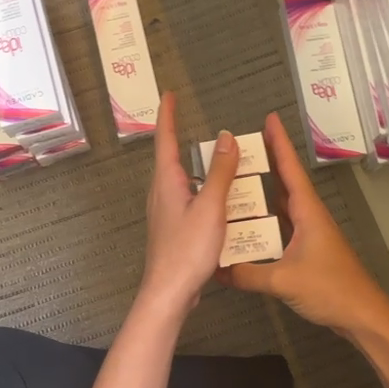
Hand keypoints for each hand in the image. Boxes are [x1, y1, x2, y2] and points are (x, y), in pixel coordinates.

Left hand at [140, 92, 241, 312]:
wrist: (169, 293)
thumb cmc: (187, 249)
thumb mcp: (211, 207)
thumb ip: (221, 173)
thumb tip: (226, 138)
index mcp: (166, 181)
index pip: (165, 139)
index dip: (168, 115)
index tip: (169, 94)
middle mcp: (161, 193)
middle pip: (173, 159)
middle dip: (187, 142)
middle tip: (207, 129)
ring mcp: (165, 212)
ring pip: (184, 182)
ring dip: (202, 171)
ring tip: (227, 164)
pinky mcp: (173, 229)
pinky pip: (190, 200)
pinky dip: (206, 193)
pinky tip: (224, 202)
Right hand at [226, 113, 388, 333]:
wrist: (362, 316)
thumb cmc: (330, 289)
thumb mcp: (284, 281)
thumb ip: (248, 274)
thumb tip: (217, 270)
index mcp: (307, 212)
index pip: (290, 169)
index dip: (279, 143)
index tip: (269, 118)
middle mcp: (308, 217)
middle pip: (284, 182)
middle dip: (265, 162)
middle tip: (238, 148)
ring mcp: (308, 234)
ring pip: (280, 206)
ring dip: (261, 193)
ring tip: (234, 180)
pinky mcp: (306, 252)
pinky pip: (280, 227)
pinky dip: (263, 222)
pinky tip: (245, 225)